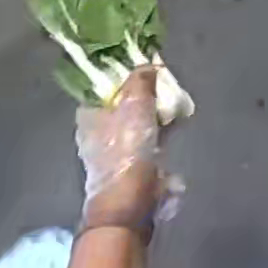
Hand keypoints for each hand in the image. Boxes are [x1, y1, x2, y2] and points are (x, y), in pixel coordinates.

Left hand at [75, 68, 165, 233]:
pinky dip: (160, 132)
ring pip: (137, 120)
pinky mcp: (129, 165)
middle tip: (167, 87)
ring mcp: (113, 150)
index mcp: (89, 115)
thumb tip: (148, 64)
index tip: (148, 70)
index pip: (105, 85)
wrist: (129, 203)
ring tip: (177, 106)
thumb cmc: (127, 150)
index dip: (125, 75)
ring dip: (156, 113)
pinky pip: (147, 139)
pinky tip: (177, 126)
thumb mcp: (136, 104)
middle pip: (124, 102)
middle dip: (146, 94)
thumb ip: (142, 79)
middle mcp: (96, 131)